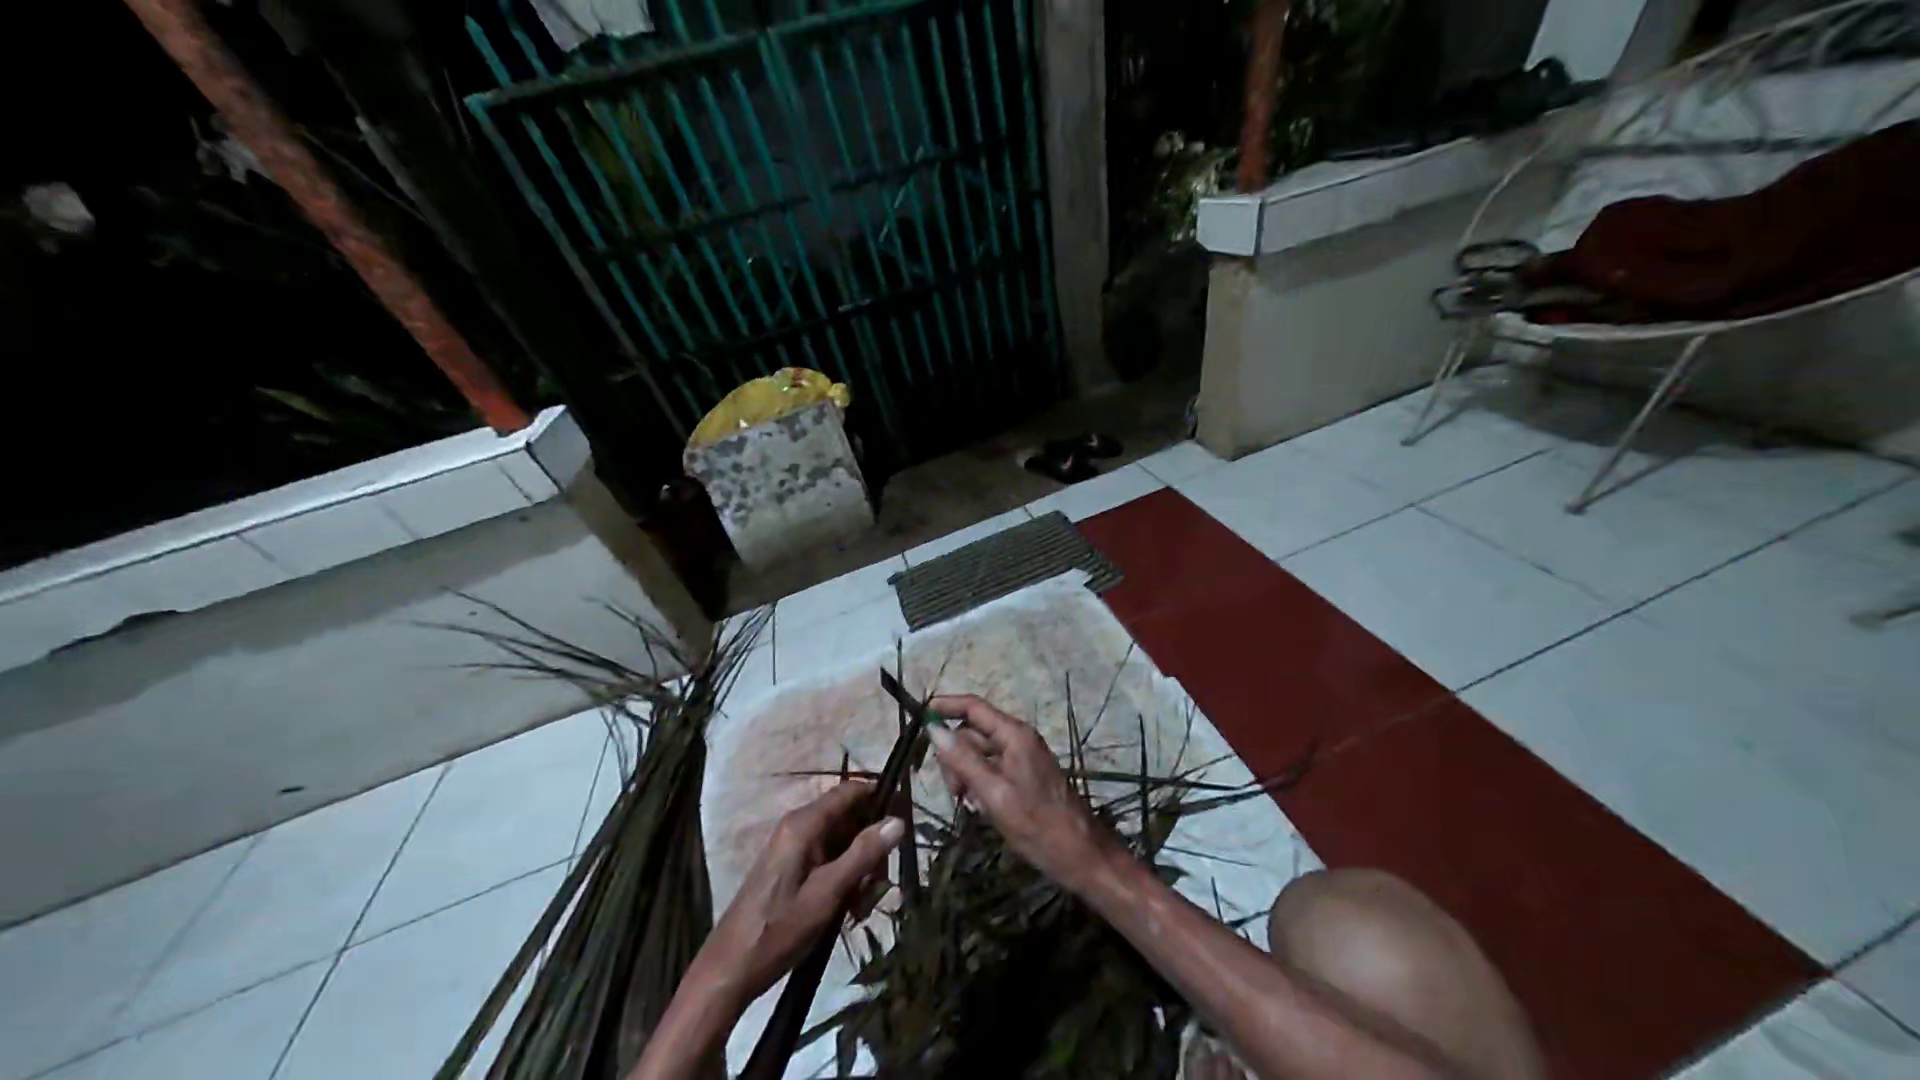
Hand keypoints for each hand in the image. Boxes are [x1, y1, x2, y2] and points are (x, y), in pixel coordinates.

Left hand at [691, 781, 904, 1005]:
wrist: (731, 969)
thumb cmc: (779, 929)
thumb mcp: (828, 892)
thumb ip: (863, 854)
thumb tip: (898, 820)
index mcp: (804, 824)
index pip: (850, 791)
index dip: (880, 797)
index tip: (907, 816)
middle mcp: (799, 828)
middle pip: (851, 820)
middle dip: (872, 848)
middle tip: (880, 884)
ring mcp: (795, 849)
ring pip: (844, 844)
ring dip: (861, 871)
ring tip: (863, 907)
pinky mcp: (794, 869)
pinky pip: (831, 862)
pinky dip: (846, 880)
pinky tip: (851, 911)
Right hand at [925, 695, 1125, 893]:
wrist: (1081, 855)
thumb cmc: (1038, 824)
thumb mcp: (994, 793)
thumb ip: (963, 761)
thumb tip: (934, 730)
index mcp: (1014, 735)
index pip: (973, 706)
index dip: (945, 707)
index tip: (918, 717)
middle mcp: (1018, 739)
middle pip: (972, 732)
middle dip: (954, 755)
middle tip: (953, 790)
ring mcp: (1022, 757)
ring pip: (979, 753)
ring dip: (965, 773)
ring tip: (966, 803)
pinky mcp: (1023, 776)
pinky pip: (991, 769)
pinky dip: (979, 783)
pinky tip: (979, 807)